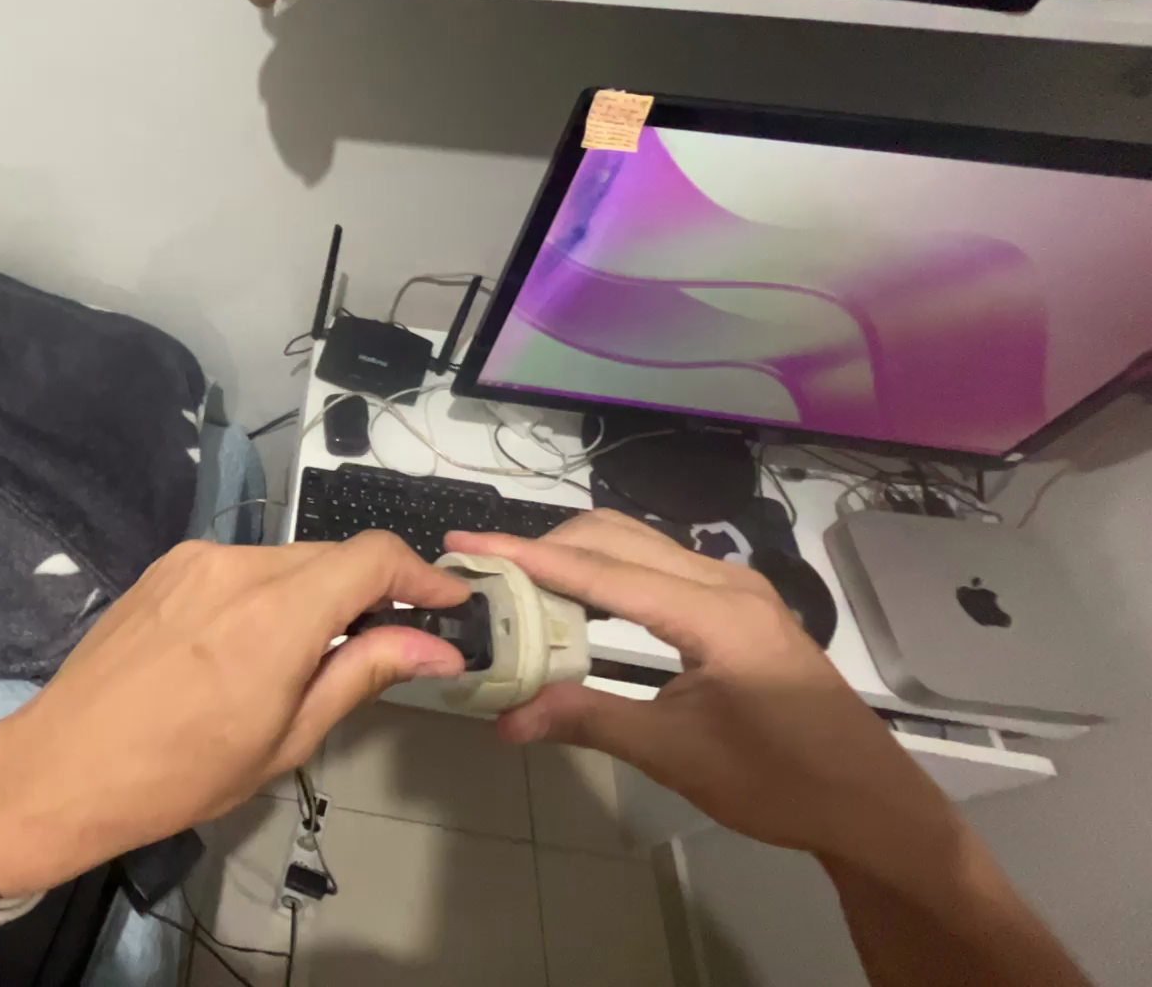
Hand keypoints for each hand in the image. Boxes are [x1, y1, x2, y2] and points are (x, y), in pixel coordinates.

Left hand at [0, 533, 471, 896]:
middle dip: (371, 590)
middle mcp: (237, 564)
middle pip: (331, 554)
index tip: (448, 603)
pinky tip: (251, 638)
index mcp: (275, 614)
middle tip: (389, 638)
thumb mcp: (286, 738)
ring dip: (317, 592)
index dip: (420, 572)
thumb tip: (437, 645)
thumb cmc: (181, 773)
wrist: (64, 763)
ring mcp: (195, 556)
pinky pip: (242, 564)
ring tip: (310, 650)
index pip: (371, 555)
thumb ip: (363, 673)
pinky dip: (270, 590)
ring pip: (287, 558)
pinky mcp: (167, 562)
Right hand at [447, 511, 962, 866]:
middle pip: (614, 536)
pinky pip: (652, 558)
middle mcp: (725, 582)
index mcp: (717, 616)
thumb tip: (504, 720)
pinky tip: (576, 595)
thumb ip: (587, 720)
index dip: (528, 555)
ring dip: (572, 550)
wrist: (876, 807)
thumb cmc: (782, 783)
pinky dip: (601, 565)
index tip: (468, 541)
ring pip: (634, 539)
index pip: (601, 572)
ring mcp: (733, 585)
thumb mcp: (676, 755)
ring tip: (521, 580)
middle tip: (489, 572)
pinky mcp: (733, 598)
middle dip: (544, 544)